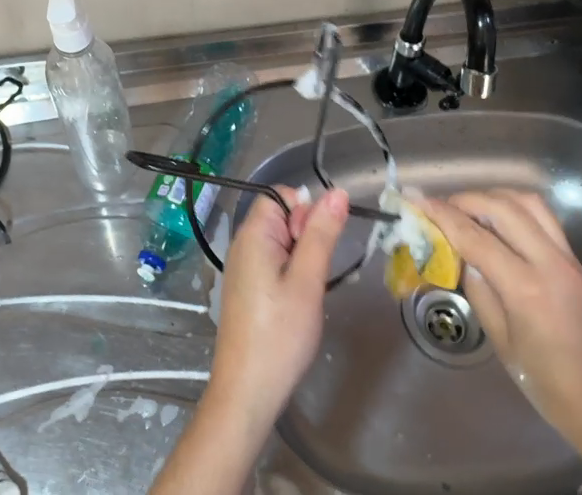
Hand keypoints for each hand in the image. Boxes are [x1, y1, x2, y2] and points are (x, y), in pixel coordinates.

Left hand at [206, 186, 348, 424]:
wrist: (248, 390)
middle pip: (283, 217)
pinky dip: (293, 276)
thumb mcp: (307, 280)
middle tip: (313, 275)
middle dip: (308, 237)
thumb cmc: (280, 334)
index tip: (317, 246)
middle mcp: (243, 244)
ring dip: (303, 259)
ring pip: (283, 243)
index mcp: (253, 234)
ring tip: (308, 292)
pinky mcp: (248, 289)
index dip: (306, 212)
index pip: (282, 195)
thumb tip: (338, 192)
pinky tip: (298, 304)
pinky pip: (275, 264)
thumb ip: (322, 234)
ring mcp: (244, 268)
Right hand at [418, 189, 581, 443]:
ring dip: (493, 197)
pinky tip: (497, 221)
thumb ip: (478, 290)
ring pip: (528, 203)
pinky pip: (544, 217)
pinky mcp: (576, 261)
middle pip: (502, 208)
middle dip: (465, 200)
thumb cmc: (547, 384)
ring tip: (467, 209)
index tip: (416, 201)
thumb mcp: (501, 341)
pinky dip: (515, 208)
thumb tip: (458, 255)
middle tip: (438, 207)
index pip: (475, 237)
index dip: (441, 216)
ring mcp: (569, 259)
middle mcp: (551, 263)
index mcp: (527, 290)